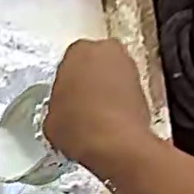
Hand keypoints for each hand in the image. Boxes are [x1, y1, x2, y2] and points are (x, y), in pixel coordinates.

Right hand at [42, 38, 163, 178]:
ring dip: (100, 89)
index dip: (63, 81)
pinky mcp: (143, 85)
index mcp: (78, 52)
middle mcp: (107, 50)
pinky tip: (103, 121)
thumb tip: (60, 112)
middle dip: (84, 79)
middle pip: (92, 62)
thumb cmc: (81, 126)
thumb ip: (55, 105)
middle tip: (73, 103)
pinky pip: (122, 89)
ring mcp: (129, 66)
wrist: (115, 143)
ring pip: (109, 74)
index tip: (59, 95)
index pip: (66, 61)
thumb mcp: (50, 120)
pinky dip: (114, 101)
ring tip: (88, 115)